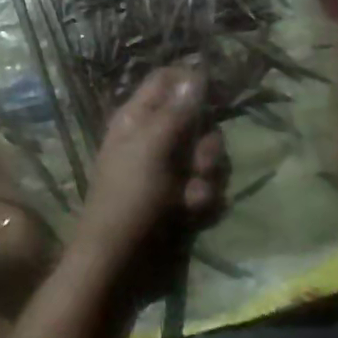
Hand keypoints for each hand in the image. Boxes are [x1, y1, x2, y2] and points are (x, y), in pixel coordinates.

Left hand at [71, 68, 227, 275]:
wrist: (120, 265)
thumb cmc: (128, 197)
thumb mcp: (151, 147)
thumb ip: (177, 111)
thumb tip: (195, 73)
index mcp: (137, 117)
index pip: (167, 81)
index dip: (191, 81)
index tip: (217, 91)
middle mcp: (154, 137)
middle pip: (196, 119)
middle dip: (205, 142)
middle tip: (198, 162)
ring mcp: (169, 170)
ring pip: (206, 155)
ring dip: (206, 175)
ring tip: (192, 195)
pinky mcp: (182, 198)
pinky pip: (207, 186)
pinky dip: (203, 199)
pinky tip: (191, 214)